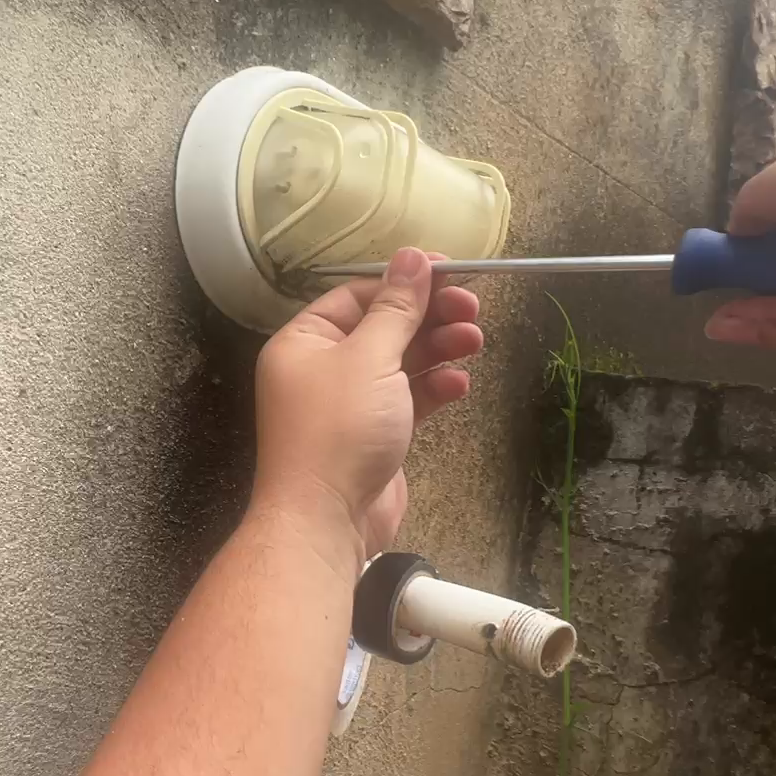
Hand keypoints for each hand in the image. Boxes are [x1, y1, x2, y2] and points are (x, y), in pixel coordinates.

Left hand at [248, 248, 484, 570]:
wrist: (327, 518)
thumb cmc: (337, 431)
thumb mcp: (368, 358)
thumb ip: (395, 309)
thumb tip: (412, 257)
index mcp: (303, 343)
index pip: (355, 297)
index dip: (402, 283)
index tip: (451, 272)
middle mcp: (320, 370)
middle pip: (381, 328)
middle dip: (427, 317)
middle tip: (472, 309)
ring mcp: (347, 404)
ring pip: (398, 364)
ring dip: (437, 350)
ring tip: (473, 341)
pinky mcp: (371, 434)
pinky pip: (406, 400)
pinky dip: (432, 389)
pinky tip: (458, 385)